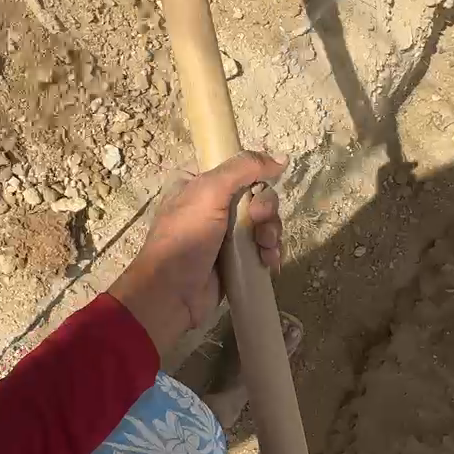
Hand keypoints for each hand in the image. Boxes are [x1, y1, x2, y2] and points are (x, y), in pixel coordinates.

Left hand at [108, 151, 285, 357]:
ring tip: (264, 249)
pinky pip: (263, 247)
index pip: (238, 168)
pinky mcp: (236, 258)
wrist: (172, 294)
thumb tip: (281, 158)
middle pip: (257, 195)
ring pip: (264, 222)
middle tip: (259, 223)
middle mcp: (212, 204)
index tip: (257, 189)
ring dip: (271, 233)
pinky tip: (268, 262)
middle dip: (266, 211)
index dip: (254, 177)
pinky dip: (270, 252)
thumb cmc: (185, 237)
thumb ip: (243, 168)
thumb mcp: (209, 191)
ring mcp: (225, 233)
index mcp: (198, 182)